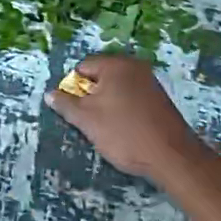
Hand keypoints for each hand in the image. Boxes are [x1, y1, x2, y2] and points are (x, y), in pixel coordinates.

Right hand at [45, 55, 208, 179]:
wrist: (171, 156)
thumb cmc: (124, 133)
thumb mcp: (87, 120)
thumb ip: (66, 104)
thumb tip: (50, 93)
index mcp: (115, 65)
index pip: (83, 67)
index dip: (74, 88)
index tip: (77, 110)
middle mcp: (134, 66)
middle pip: (101, 76)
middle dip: (92, 96)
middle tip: (91, 120)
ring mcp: (150, 81)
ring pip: (117, 88)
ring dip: (108, 104)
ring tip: (109, 128)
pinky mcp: (160, 98)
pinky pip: (133, 97)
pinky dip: (125, 109)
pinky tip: (127, 129)